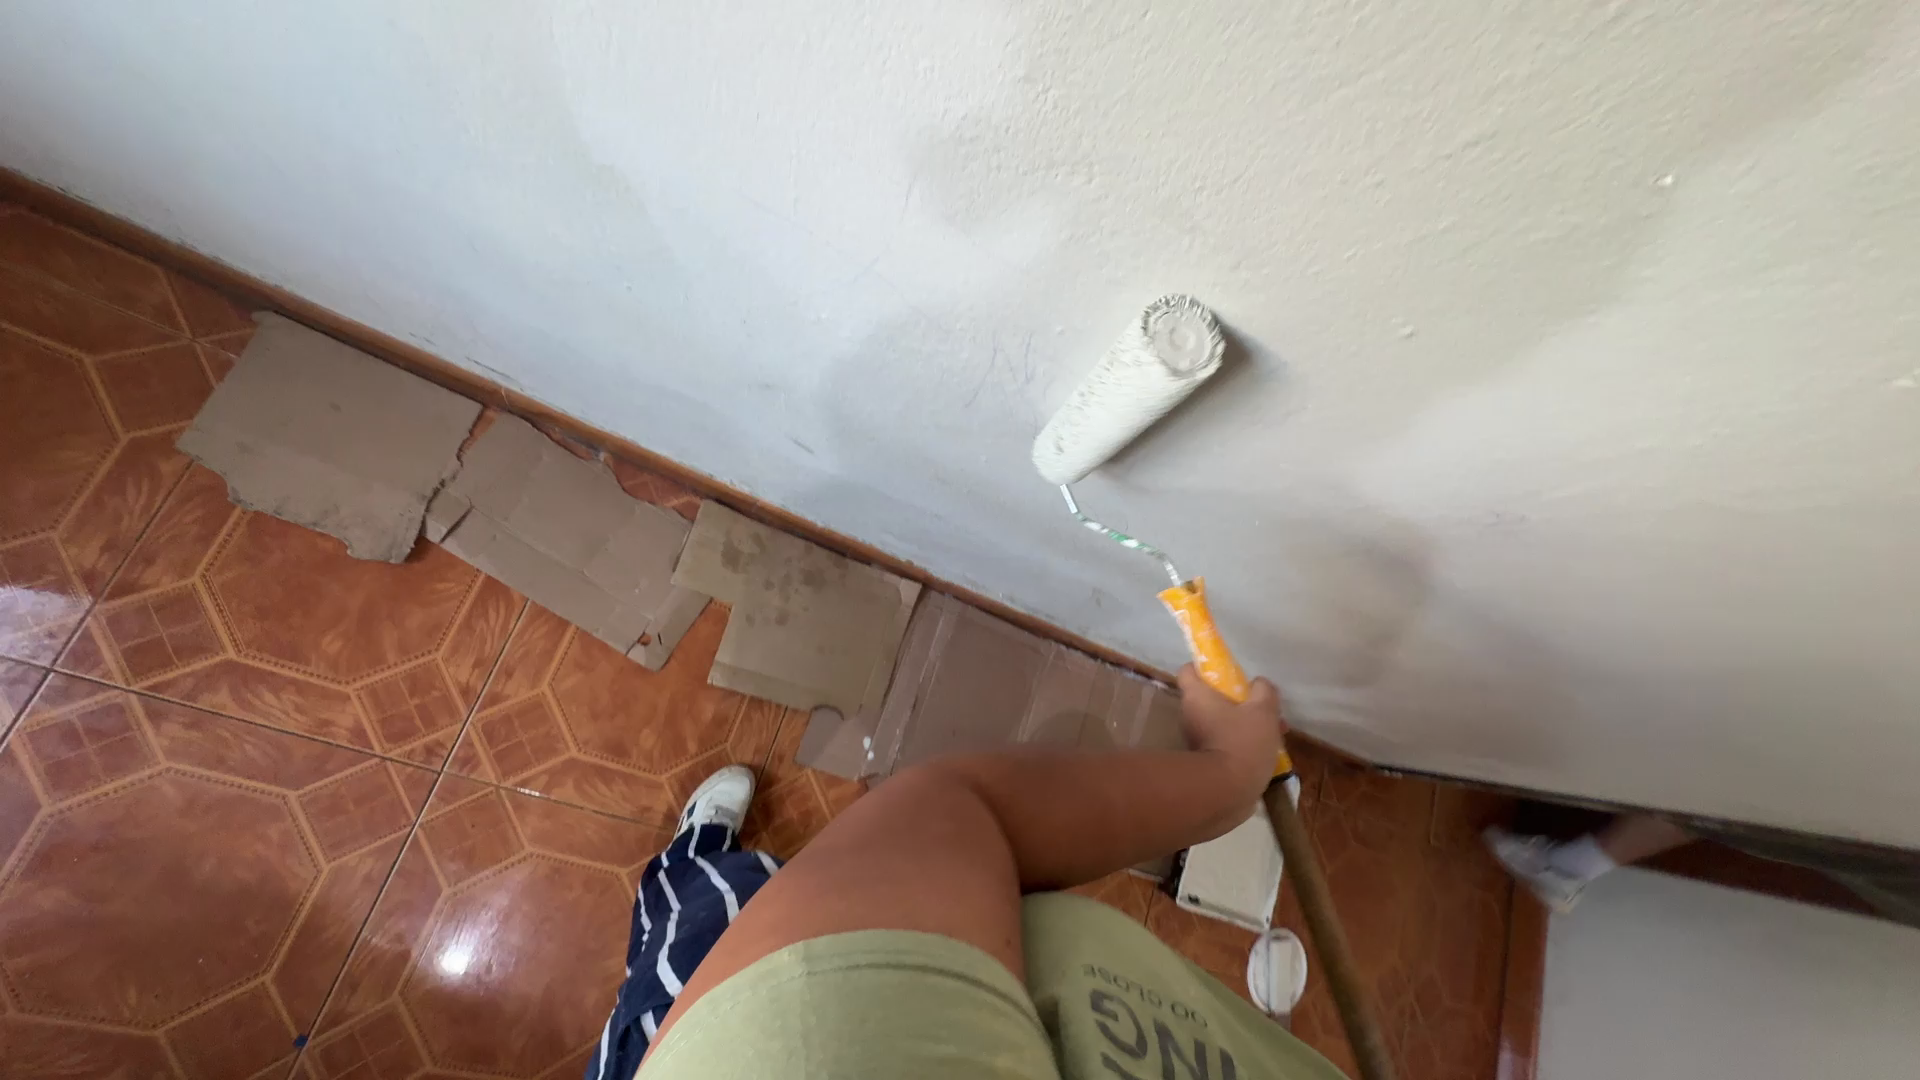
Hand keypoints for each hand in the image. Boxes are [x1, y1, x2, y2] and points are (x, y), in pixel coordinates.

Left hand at [1176, 664, 1284, 795]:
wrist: (1227, 790)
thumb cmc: (1242, 742)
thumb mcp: (1262, 711)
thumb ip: (1263, 691)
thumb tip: (1260, 684)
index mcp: (1196, 696)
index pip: (1188, 670)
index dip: (1204, 667)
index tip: (1226, 672)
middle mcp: (1189, 714)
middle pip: (1210, 696)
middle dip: (1239, 700)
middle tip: (1264, 707)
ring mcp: (1195, 737)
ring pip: (1221, 720)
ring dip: (1245, 723)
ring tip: (1275, 732)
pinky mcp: (1205, 759)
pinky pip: (1224, 741)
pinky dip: (1242, 743)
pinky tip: (1268, 753)